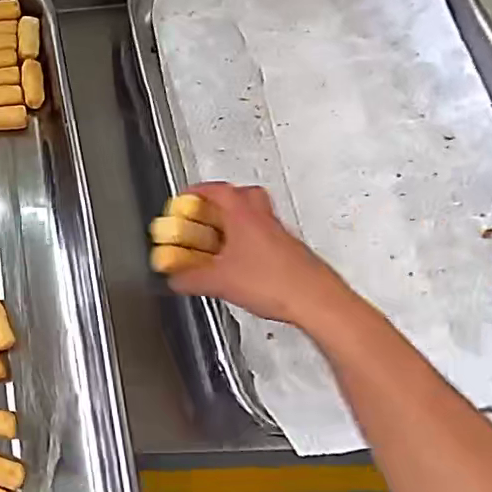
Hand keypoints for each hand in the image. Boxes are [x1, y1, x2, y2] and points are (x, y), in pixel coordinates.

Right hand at [165, 182, 361, 334]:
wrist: (316, 301)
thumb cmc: (278, 283)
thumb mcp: (218, 282)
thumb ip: (189, 279)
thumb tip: (175, 279)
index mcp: (244, 217)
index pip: (218, 190)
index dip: (197, 191)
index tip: (185, 198)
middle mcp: (265, 220)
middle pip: (243, 194)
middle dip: (221, 200)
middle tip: (206, 212)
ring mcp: (280, 234)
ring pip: (256, 216)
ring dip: (236, 222)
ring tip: (219, 241)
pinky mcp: (289, 252)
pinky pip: (265, 237)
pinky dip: (249, 244)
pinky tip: (240, 264)